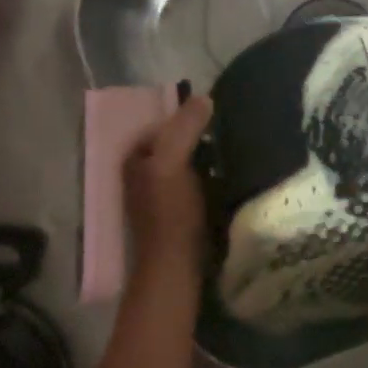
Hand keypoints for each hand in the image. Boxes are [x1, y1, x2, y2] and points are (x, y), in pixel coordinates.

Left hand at [122, 94, 212, 268]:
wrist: (174, 269)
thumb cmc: (170, 214)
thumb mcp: (172, 162)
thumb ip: (184, 127)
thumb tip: (203, 97)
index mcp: (133, 158)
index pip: (161, 123)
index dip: (186, 116)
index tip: (215, 114)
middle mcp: (140, 174)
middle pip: (174, 143)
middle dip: (197, 136)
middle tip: (229, 132)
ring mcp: (157, 196)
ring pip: (185, 163)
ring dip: (206, 158)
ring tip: (234, 151)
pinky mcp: (175, 215)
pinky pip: (194, 184)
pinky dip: (209, 178)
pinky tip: (227, 178)